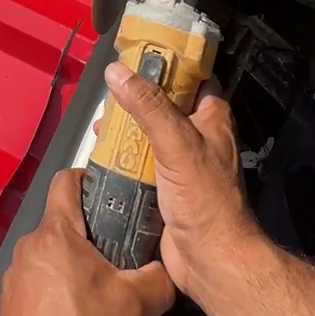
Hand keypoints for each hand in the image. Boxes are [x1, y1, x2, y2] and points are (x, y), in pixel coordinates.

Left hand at [1, 168, 175, 315]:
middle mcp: (29, 247)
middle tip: (112, 252)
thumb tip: (170, 269)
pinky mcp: (9, 303)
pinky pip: (35, 282)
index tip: (103, 188)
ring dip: (69, 265)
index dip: (87, 178)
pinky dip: (53, 290)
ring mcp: (15, 275)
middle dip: (86, 235)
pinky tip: (73, 313)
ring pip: (47, 254)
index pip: (66, 179)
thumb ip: (158, 277)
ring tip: (94, 290)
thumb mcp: (134, 304)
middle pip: (60, 222)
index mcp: (55, 234)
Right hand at [100, 61, 259, 293]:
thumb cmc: (205, 200)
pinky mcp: (167, 185)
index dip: (168, 62)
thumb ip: (148, 105)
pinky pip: (142, 160)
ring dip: (127, 128)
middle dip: (136, 97)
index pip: (192, 75)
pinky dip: (124, 155)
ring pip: (150, 132)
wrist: (211, 262)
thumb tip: (116, 71)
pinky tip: (104, 153)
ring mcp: (183, 161)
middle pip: (164, 102)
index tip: (138, 53)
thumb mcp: (176, 142)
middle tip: (110, 92)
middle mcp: (199, 134)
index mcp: (212, 116)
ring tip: (102, 124)